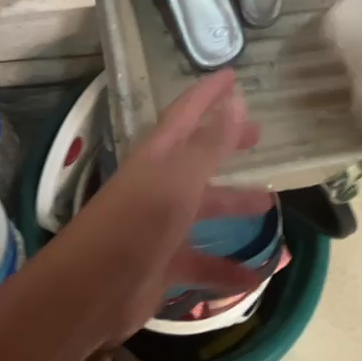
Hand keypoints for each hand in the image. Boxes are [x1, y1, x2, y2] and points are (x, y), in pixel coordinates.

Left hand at [47, 70, 269, 345]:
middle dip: (226, 142)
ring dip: (234, 203)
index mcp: (159, 155)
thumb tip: (237, 101)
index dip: (208, 93)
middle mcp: (160, 182)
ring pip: (204, 207)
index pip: (186, 112)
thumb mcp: (179, 179)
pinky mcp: (163, 263)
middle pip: (198, 155)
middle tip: (259, 135)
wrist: (92, 288)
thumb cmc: (137, 222)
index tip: (233, 74)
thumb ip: (209, 144)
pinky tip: (255, 276)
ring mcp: (161, 223)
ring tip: (269, 201)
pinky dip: (227, 268)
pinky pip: (202, 262)